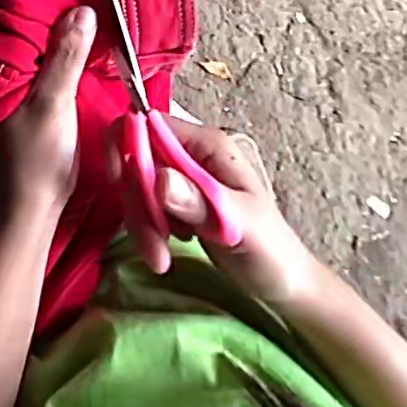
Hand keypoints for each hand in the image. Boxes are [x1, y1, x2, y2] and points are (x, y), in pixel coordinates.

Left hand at [0, 6, 95, 219]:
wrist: (30, 210)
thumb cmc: (38, 157)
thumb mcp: (54, 102)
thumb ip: (66, 58)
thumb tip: (83, 9)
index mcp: (4, 70)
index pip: (26, 23)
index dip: (51, 2)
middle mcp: (8, 76)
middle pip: (38, 37)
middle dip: (61, 20)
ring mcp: (20, 93)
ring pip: (46, 55)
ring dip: (67, 41)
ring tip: (94, 16)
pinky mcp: (34, 107)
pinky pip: (51, 73)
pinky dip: (67, 63)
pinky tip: (85, 55)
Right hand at [120, 118, 321, 304]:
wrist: (285, 283)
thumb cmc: (271, 251)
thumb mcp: (241, 226)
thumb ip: (201, 201)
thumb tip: (160, 178)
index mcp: (207, 144)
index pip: (147, 123)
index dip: (126, 145)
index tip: (120, 183)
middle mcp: (191, 152)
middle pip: (137, 158)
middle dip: (137, 201)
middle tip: (153, 245)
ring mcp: (182, 176)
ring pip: (137, 185)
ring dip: (140, 222)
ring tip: (160, 260)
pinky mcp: (176, 200)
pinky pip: (144, 205)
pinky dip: (145, 230)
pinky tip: (164, 253)